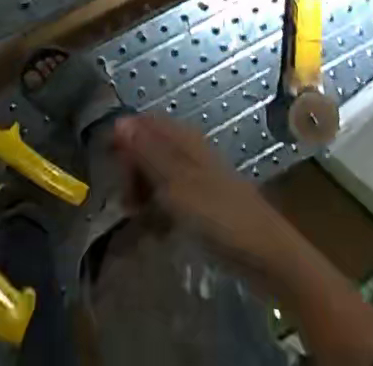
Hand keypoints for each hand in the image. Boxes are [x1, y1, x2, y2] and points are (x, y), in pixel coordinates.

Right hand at [111, 114, 290, 271]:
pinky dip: (158, 212)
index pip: (144, 124)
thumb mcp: (175, 182)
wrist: (263, 251)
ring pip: (156, 177)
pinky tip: (156, 232)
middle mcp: (189, 151)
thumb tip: (119, 120)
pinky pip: (169, 199)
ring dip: (143, 196)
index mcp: (184, 138)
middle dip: (132, 173)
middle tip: (128, 203)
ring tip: (139, 221)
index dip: (124, 142)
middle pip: (148, 150)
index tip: (109, 169)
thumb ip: (147, 152)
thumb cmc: (217, 214)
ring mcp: (196, 177)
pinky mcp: (201, 202)